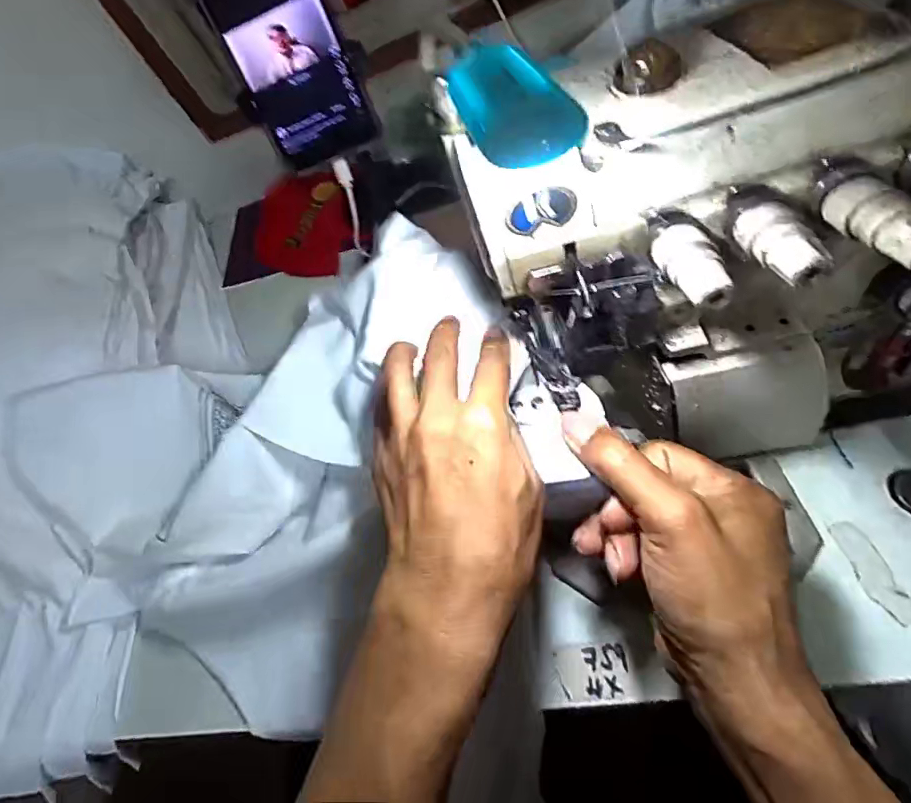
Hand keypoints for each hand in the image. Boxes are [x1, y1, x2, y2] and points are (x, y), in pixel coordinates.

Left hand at [303, 320, 542, 802]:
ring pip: (397, 375)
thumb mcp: (529, 487)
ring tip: (409, 343)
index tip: (496, 336)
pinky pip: (381, 410)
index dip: (495, 345)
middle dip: (447, 335)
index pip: (490, 365)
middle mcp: (439, 417)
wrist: (443, 587)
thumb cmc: (501, 544)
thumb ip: (512, 442)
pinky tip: (392, 390)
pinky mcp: (381, 456)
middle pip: (439, 358)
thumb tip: (500, 418)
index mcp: (484, 422)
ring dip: (405, 352)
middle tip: (451, 323)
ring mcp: (404, 435)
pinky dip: (388, 392)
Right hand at [566, 427, 805, 703]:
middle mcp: (724, 511)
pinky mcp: (691, 576)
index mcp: (731, 488)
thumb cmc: (714, 599)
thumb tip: (576, 420)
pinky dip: (628, 558)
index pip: (657, 455)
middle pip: (646, 487)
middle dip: (615, 513)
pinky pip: (649, 548)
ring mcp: (708, 546)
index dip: (622, 476)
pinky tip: (621, 574)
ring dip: (616, 538)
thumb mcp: (669, 520)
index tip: (601, 507)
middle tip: (598, 539)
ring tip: (610, 563)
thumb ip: (622, 467)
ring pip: (643, 519)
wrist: (737, 688)